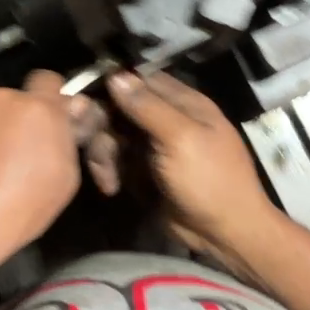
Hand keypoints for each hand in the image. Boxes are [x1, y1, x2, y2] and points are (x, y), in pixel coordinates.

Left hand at [0, 71, 96, 286]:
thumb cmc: (17, 212)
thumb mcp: (64, 181)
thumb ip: (65, 140)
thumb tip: (61, 122)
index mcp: (40, 110)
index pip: (49, 80)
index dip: (47, 99)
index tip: (43, 122)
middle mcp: (1, 97)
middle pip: (12, 100)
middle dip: (13, 121)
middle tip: (8, 156)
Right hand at [106, 70, 278, 256]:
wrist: (222, 233)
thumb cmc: (209, 180)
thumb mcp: (181, 138)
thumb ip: (148, 107)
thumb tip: (116, 75)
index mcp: (184, 102)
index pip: (139, 79)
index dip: (112, 85)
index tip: (86, 96)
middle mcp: (166, 118)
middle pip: (119, 107)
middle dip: (102, 126)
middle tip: (92, 143)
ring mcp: (152, 145)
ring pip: (112, 135)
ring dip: (103, 154)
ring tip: (108, 178)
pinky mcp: (141, 170)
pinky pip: (114, 160)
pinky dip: (108, 171)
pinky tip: (111, 187)